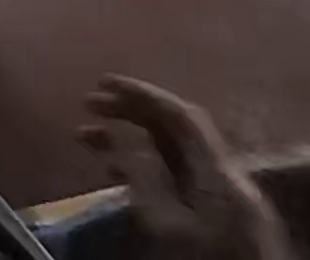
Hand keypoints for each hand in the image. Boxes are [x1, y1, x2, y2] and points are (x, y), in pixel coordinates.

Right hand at [80, 76, 288, 259]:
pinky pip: (173, 176)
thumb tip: (124, 144)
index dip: (140, 91)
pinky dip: (141, 166)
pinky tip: (111, 171)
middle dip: (128, 111)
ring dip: (127, 139)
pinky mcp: (216, 217)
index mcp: (220, 174)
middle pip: (173, 129)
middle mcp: (224, 177)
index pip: (179, 115)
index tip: (103, 82)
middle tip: (89, 103)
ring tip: (86, 136)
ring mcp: (222, 198)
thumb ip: (146, 179)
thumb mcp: (170, 227)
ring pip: (168, 151)